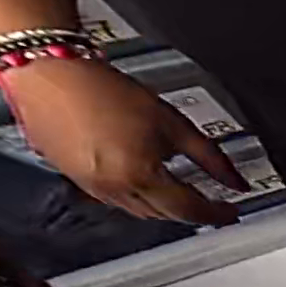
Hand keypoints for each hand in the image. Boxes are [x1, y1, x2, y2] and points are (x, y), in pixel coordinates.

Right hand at [0, 57, 244, 224]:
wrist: (48, 71)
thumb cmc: (107, 92)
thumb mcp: (177, 127)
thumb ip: (213, 160)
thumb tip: (237, 182)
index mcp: (139, 176)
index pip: (190, 210)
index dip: (217, 214)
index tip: (232, 211)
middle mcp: (111, 187)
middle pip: (166, 215)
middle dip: (194, 213)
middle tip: (215, 205)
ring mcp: (87, 184)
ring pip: (140, 211)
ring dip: (167, 208)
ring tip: (188, 196)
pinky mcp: (71, 177)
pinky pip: (115, 200)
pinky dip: (140, 198)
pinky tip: (151, 185)